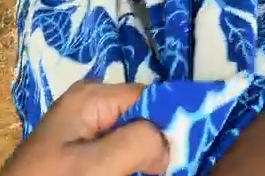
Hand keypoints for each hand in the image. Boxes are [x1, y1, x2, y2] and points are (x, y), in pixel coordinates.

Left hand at [1, 81, 168, 175]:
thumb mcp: (93, 165)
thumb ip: (138, 141)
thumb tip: (168, 141)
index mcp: (91, 97)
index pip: (148, 96)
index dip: (169, 121)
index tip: (185, 149)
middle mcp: (89, 109)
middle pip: (140, 119)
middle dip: (156, 145)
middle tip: (164, 170)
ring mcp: (83, 136)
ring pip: (130, 142)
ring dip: (144, 160)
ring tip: (152, 172)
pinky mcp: (80, 159)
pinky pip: (114, 157)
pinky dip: (127, 167)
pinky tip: (135, 173)